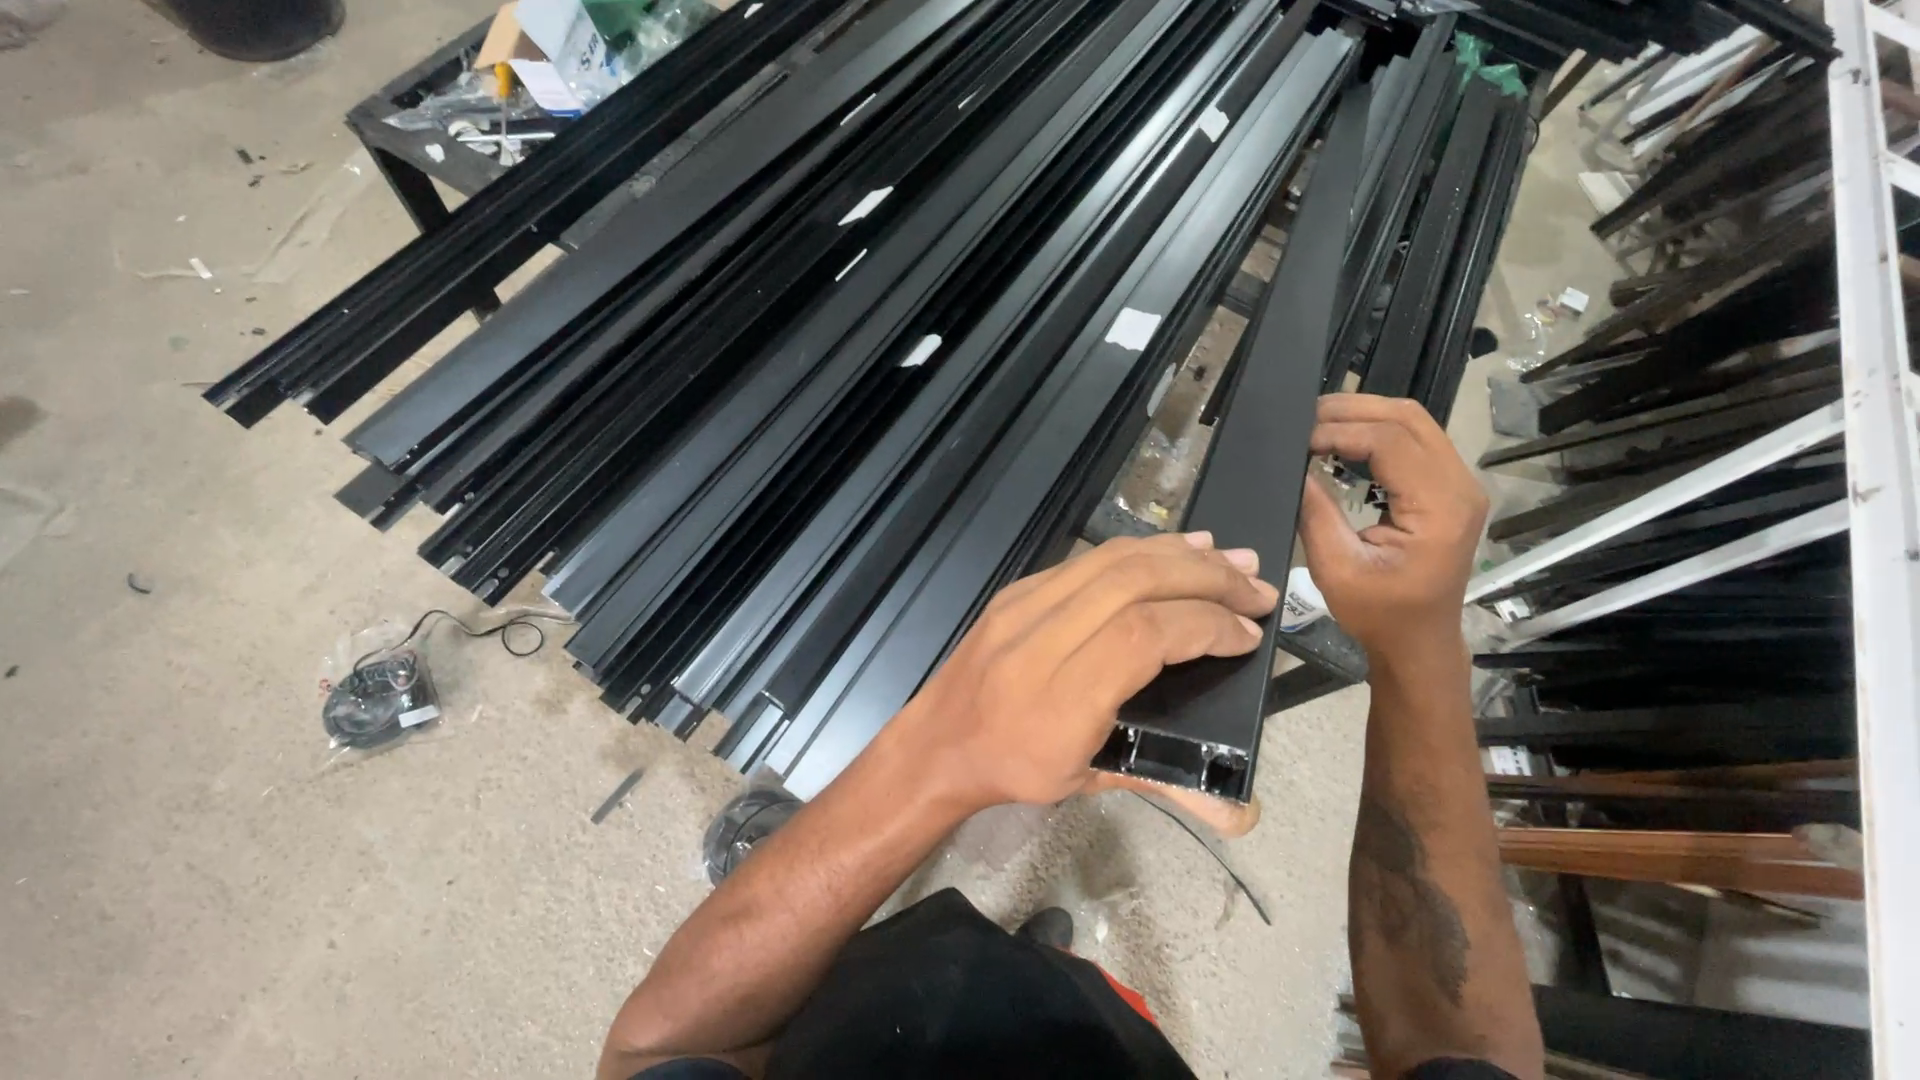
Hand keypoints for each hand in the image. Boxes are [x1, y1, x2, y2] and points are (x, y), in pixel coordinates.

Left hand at [887, 532, 1278, 813]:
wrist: (937, 741)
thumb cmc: (1015, 768)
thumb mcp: (1087, 781)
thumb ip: (1165, 779)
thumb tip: (1242, 814)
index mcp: (1060, 696)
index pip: (1144, 635)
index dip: (1205, 625)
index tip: (1247, 636)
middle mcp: (1040, 638)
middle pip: (1135, 582)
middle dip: (1207, 578)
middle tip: (1257, 587)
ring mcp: (1024, 604)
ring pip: (1113, 559)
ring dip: (1181, 554)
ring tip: (1232, 560)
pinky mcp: (1018, 588)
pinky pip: (1089, 558)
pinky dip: (1142, 550)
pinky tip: (1177, 550)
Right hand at [1296, 394, 1486, 655]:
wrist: (1418, 639)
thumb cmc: (1379, 612)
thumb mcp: (1336, 568)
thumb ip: (1317, 513)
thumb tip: (1297, 466)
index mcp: (1439, 507)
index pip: (1390, 442)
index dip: (1340, 432)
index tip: (1299, 442)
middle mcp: (1459, 486)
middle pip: (1408, 418)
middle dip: (1353, 410)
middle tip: (1304, 419)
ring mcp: (1459, 484)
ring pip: (1414, 421)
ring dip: (1365, 415)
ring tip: (1319, 424)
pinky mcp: (1448, 487)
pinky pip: (1416, 439)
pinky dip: (1377, 430)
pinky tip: (1344, 441)